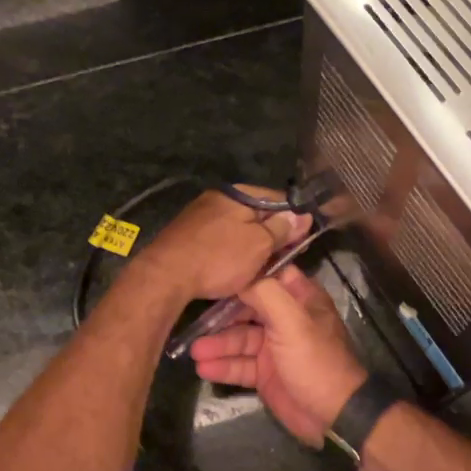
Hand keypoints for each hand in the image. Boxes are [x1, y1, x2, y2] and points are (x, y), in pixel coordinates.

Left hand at [129, 186, 310, 303]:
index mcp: (237, 194)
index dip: (294, 218)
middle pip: (256, 214)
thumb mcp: (259, 244)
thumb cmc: (218, 257)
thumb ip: (281, 228)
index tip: (305, 238)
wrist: (165, 276)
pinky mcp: (188, 236)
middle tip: (285, 257)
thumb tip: (301, 215)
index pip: (277, 198)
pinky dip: (232, 252)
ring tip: (263, 267)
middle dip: (272, 234)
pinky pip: (221, 240)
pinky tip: (236, 268)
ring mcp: (200, 217)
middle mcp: (217, 198)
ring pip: (238, 229)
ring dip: (252, 246)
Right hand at [188, 266, 367, 446]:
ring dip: (218, 345)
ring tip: (195, 352)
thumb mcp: (293, 321)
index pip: (269, 277)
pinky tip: (203, 368)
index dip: (244, 276)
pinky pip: (240, 365)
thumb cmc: (315, 361)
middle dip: (222, 316)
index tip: (215, 274)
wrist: (333, 414)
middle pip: (248, 309)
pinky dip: (223, 366)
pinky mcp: (265, 374)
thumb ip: (266, 294)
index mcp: (301, 300)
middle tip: (195, 321)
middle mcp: (287, 319)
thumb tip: (239, 278)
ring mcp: (275, 348)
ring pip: (240, 340)